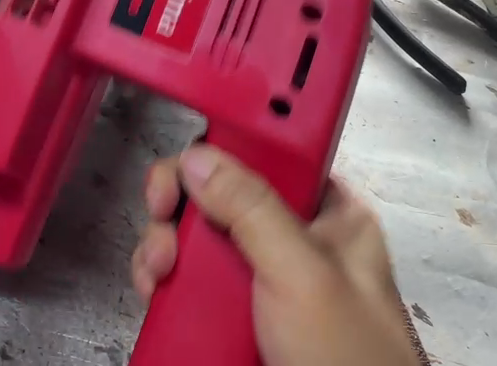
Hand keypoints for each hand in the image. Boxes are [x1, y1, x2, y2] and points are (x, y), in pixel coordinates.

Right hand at [131, 145, 419, 365]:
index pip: (266, 155)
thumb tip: (196, 155)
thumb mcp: (303, 276)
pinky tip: (153, 290)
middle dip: (178, 204)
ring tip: (156, 274)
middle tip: (160, 217)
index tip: (185, 166)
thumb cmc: (343, 361)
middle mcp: (291, 239)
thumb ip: (251, 208)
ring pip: (194, 234)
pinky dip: (163, 278)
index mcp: (328, 216)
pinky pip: (187, 277)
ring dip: (162, 244)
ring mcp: (259, 279)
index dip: (221, 150)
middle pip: (217, 191)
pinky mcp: (232, 313)